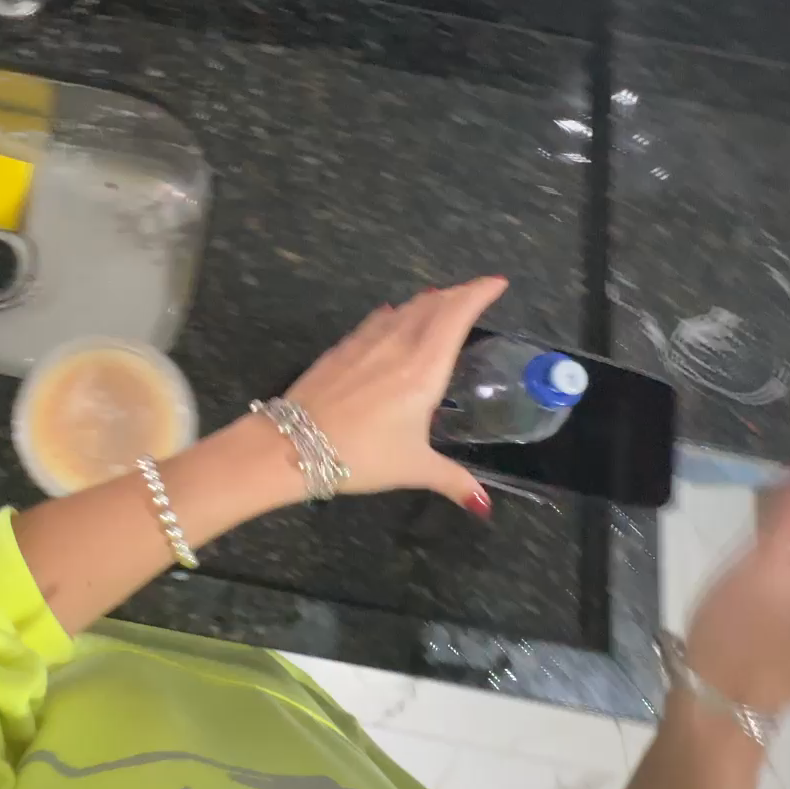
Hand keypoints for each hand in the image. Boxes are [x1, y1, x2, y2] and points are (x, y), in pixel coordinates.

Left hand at [284, 276, 508, 515]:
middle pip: (432, 306)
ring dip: (426, 302)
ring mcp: (364, 343)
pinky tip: (393, 317)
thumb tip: (482, 505)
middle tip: (475, 293)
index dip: (478, 294)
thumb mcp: (414, 468)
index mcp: (423, 369)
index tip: (497, 283)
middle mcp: (397, 346)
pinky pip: (376, 320)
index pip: (456, 316)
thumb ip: (453, 480)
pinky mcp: (340, 348)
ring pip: (402, 309)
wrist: (292, 444)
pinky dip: (395, 314)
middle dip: (457, 294)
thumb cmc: (360, 456)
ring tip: (441, 302)